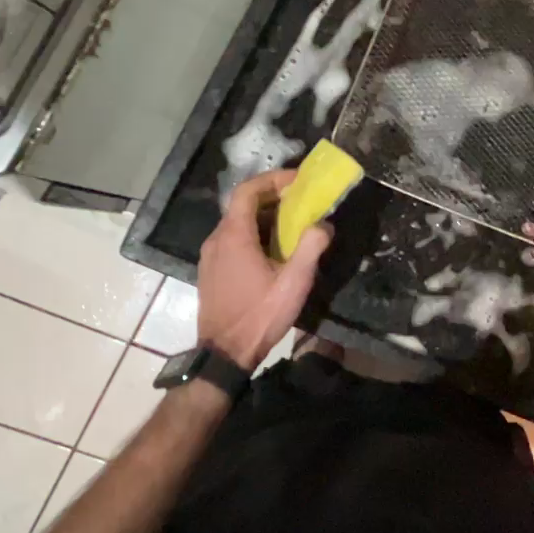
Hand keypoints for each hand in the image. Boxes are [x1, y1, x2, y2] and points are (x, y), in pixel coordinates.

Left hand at [197, 169, 332, 369]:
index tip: (298, 180)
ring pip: (237, 222)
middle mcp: (216, 239)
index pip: (247, 191)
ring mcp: (210, 255)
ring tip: (293, 224)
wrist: (224, 353)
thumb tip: (324, 224)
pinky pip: (232, 239)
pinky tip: (274, 250)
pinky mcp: (211, 270)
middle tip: (302, 200)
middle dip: (273, 197)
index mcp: (234, 236)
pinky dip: (254, 233)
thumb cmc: (259, 316)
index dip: (273, 179)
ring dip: (264, 216)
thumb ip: (311, 249)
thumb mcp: (294, 283)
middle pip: (242, 204)